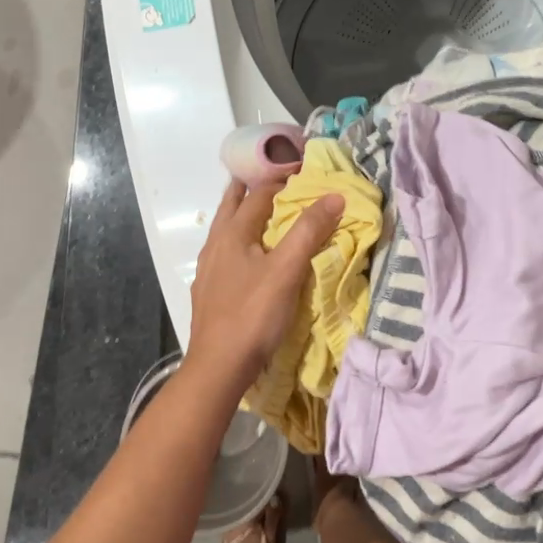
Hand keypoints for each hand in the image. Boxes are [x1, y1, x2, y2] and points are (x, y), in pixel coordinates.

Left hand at [185, 180, 344, 396]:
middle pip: (231, 206)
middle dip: (247, 189)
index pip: (257, 195)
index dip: (279, 181)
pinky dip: (237, 242)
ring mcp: (208, 270)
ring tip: (256, 211)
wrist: (218, 368)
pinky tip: (245, 258)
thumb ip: (309, 231)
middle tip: (266, 176)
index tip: (300, 174)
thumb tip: (334, 196)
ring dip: (240, 215)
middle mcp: (215, 245)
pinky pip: (223, 254)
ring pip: (224, 230)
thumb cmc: (253, 314)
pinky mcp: (208, 292)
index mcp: (232, 234)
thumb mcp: (287, 271)